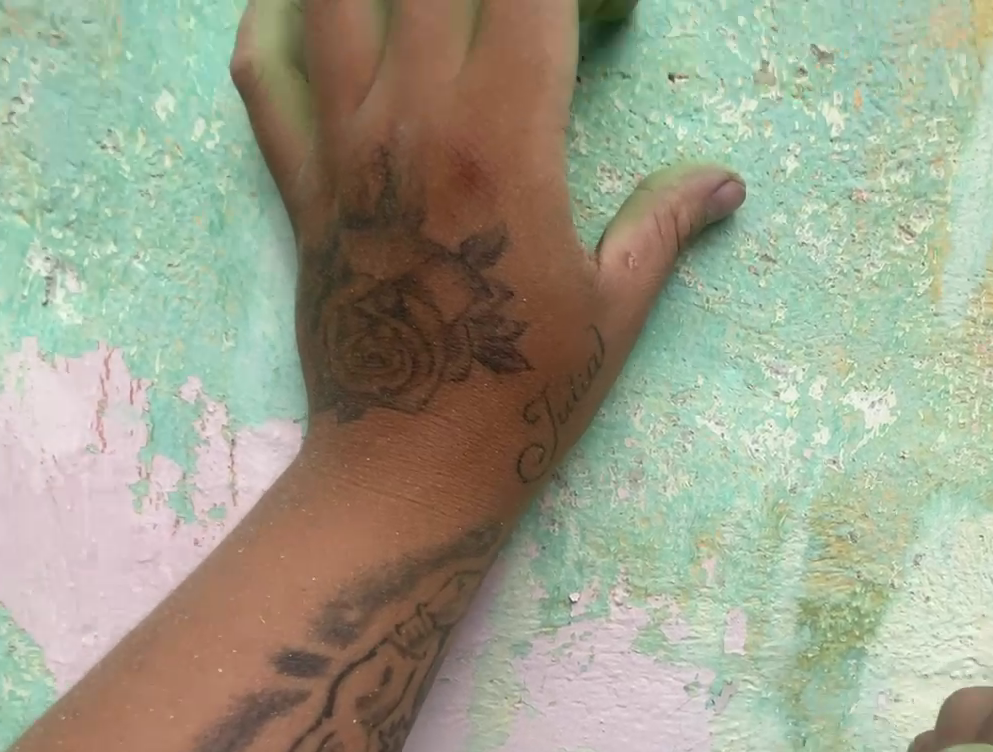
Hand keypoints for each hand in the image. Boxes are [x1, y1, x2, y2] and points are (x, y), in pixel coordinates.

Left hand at [231, 0, 742, 505]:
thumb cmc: (523, 397)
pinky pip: (265, 68)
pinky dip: (281, 19)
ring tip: (443, 18)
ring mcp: (342, 147)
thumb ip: (663, 227)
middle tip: (536, 20)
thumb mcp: (612, 315)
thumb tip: (727, 182)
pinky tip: (325, 19)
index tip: (612, 15)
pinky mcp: (299, 186)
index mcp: (504, 143)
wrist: (412, 467)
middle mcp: (414, 119)